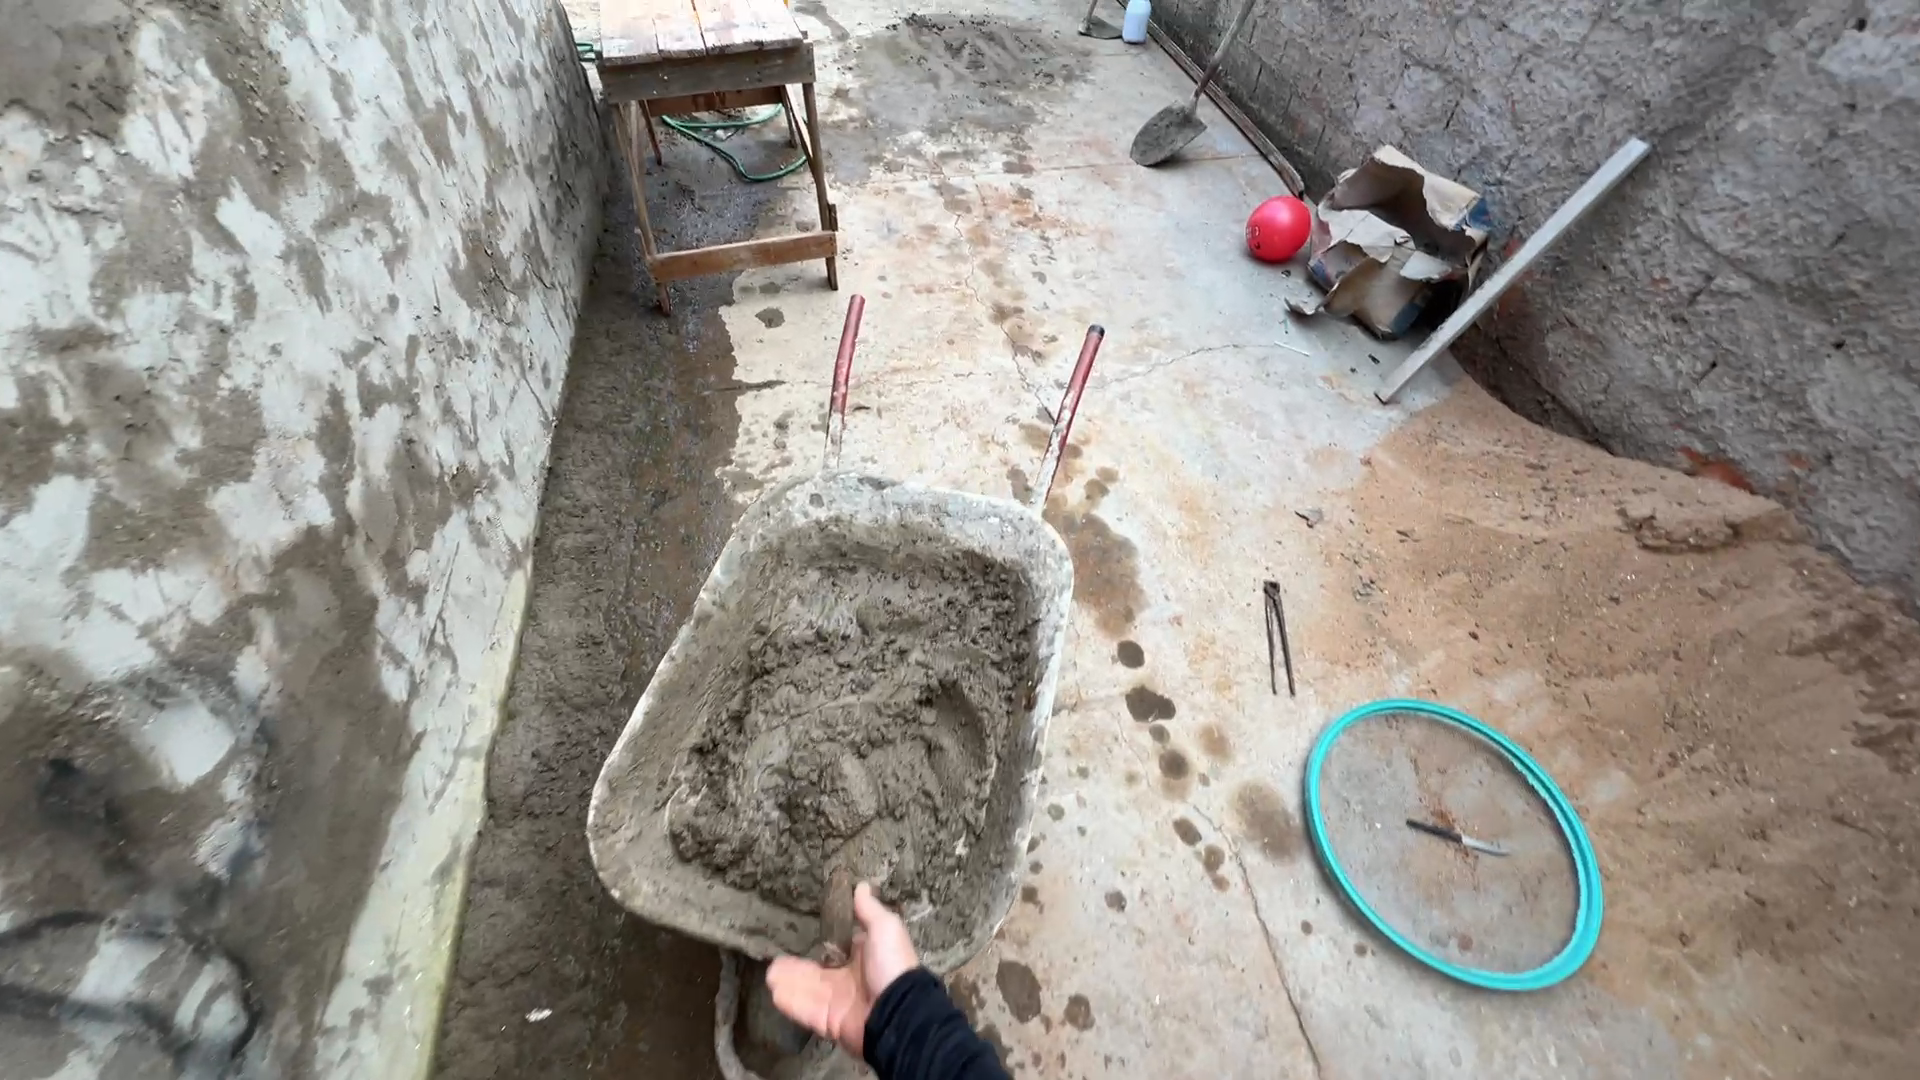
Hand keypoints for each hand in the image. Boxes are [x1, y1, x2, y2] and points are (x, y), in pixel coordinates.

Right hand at [766, 883, 918, 1058]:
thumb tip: (861, 885)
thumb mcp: (884, 927)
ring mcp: (838, 1002)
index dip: (821, 943)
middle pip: (816, 973)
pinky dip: (791, 1001)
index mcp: (863, 957)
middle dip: (796, 968)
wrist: (898, 1009)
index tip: (802, 934)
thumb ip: (869, 909)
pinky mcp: (830, 1021)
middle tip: (775, 960)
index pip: (837, 949)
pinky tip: (775, 992)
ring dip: (789, 982)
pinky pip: (806, 1009)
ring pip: (807, 990)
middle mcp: (849, 980)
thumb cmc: (891, 963)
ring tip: (769, 974)